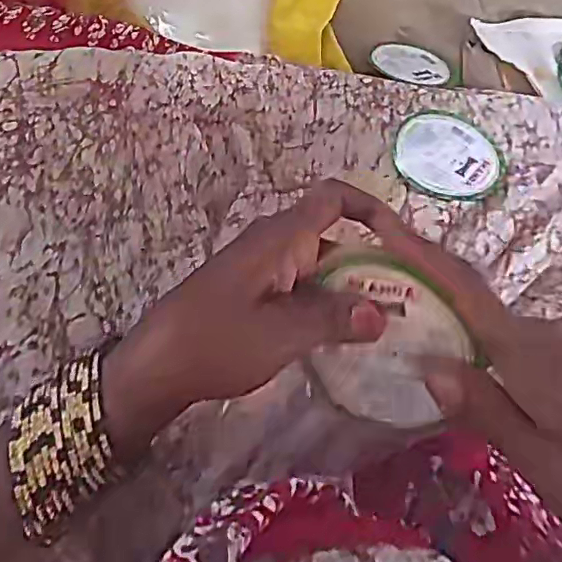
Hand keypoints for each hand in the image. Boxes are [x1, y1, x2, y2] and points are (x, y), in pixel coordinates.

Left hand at [101, 180, 388, 455]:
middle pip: (334, 235)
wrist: (156, 364)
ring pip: (320, 264)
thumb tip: (383, 313)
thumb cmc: (217, 340)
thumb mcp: (281, 334)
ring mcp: (265, 265)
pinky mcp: (256, 289)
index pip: (334, 197)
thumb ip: (333, 319)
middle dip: (370, 261)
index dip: (371, 207)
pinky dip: (326, 302)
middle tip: (405, 299)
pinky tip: (341, 337)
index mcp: (283, 237)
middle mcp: (276, 241)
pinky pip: (303, 284)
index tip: (401, 240)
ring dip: (349, 287)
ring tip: (383, 324)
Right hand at [354, 201, 561, 561]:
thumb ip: (489, 412)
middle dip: (425, 283)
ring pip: (493, 323)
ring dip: (450, 314)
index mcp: (534, 359)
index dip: (420, 251)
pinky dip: (479, 340)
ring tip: (404, 321)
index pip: (465, 290)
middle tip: (374, 286)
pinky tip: (463, 361)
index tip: (380, 220)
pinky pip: (514, 342)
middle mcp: (549, 339)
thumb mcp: (552, 473)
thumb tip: (427, 363)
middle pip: (474, 300)